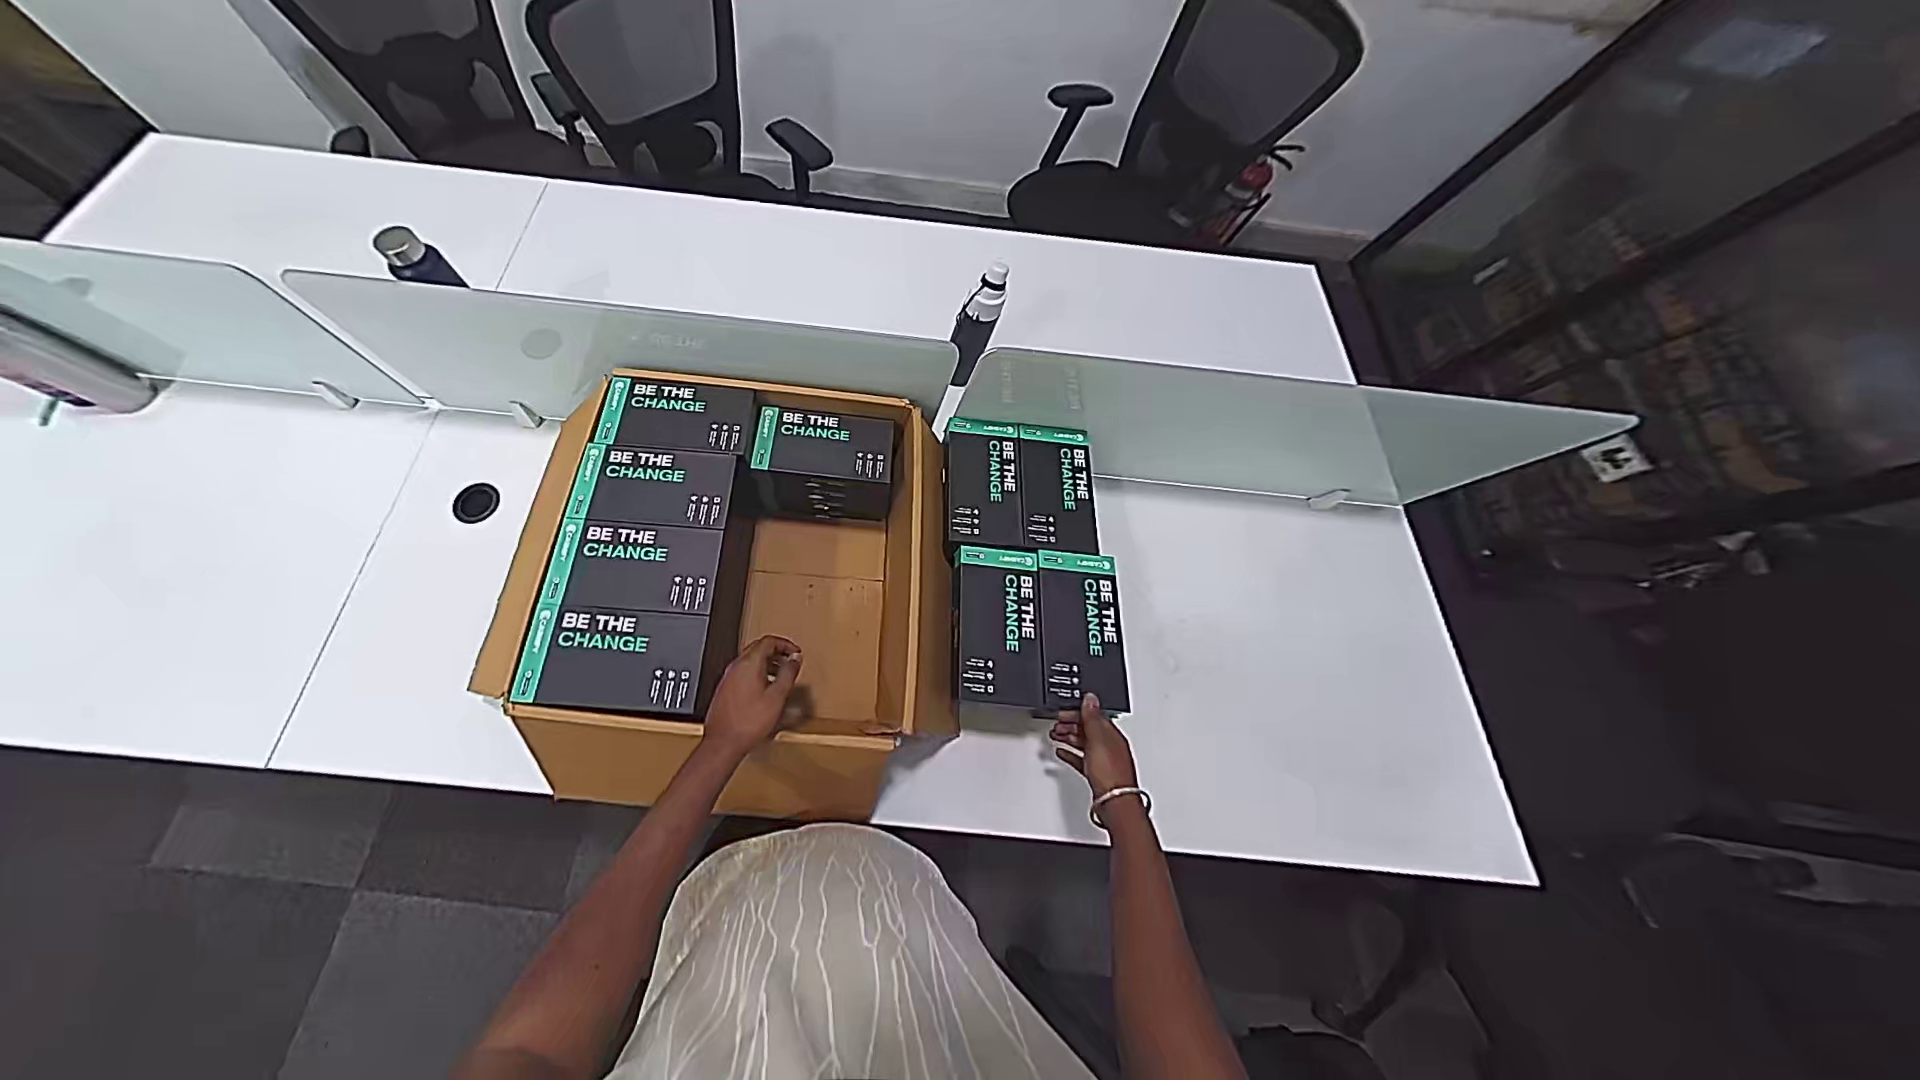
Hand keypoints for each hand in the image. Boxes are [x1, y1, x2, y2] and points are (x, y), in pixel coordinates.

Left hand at [700, 636, 801, 758]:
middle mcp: (735, 667)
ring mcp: (728, 678)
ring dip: (768, 663)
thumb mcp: (778, 696)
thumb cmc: (748, 723)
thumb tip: (795, 658)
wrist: (724, 743)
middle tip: (790, 659)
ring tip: (781, 674)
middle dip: (777, 651)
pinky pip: (743, 673)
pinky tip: (766, 689)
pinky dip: (758, 673)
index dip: (785, 644)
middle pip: (758, 648)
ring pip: (750, 660)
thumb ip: (788, 673)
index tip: (795, 652)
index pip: (768, 641)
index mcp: (748, 664)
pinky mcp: (725, 690)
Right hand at [1050, 694, 1136, 797]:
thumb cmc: (1112, 774)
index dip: (1077, 712)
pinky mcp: (1096, 774)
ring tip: (1056, 734)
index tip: (1063, 712)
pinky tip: (1062, 752)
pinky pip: (1080, 759)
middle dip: (1071, 724)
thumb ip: (1092, 718)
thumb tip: (1090, 698)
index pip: (1094, 716)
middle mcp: (1109, 746)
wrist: (1114, 803)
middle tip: (1056, 723)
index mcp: (1112, 735)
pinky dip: (1070, 753)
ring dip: (1068, 737)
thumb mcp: (1098, 739)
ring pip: (1083, 743)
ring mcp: (1103, 761)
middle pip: (1088, 729)